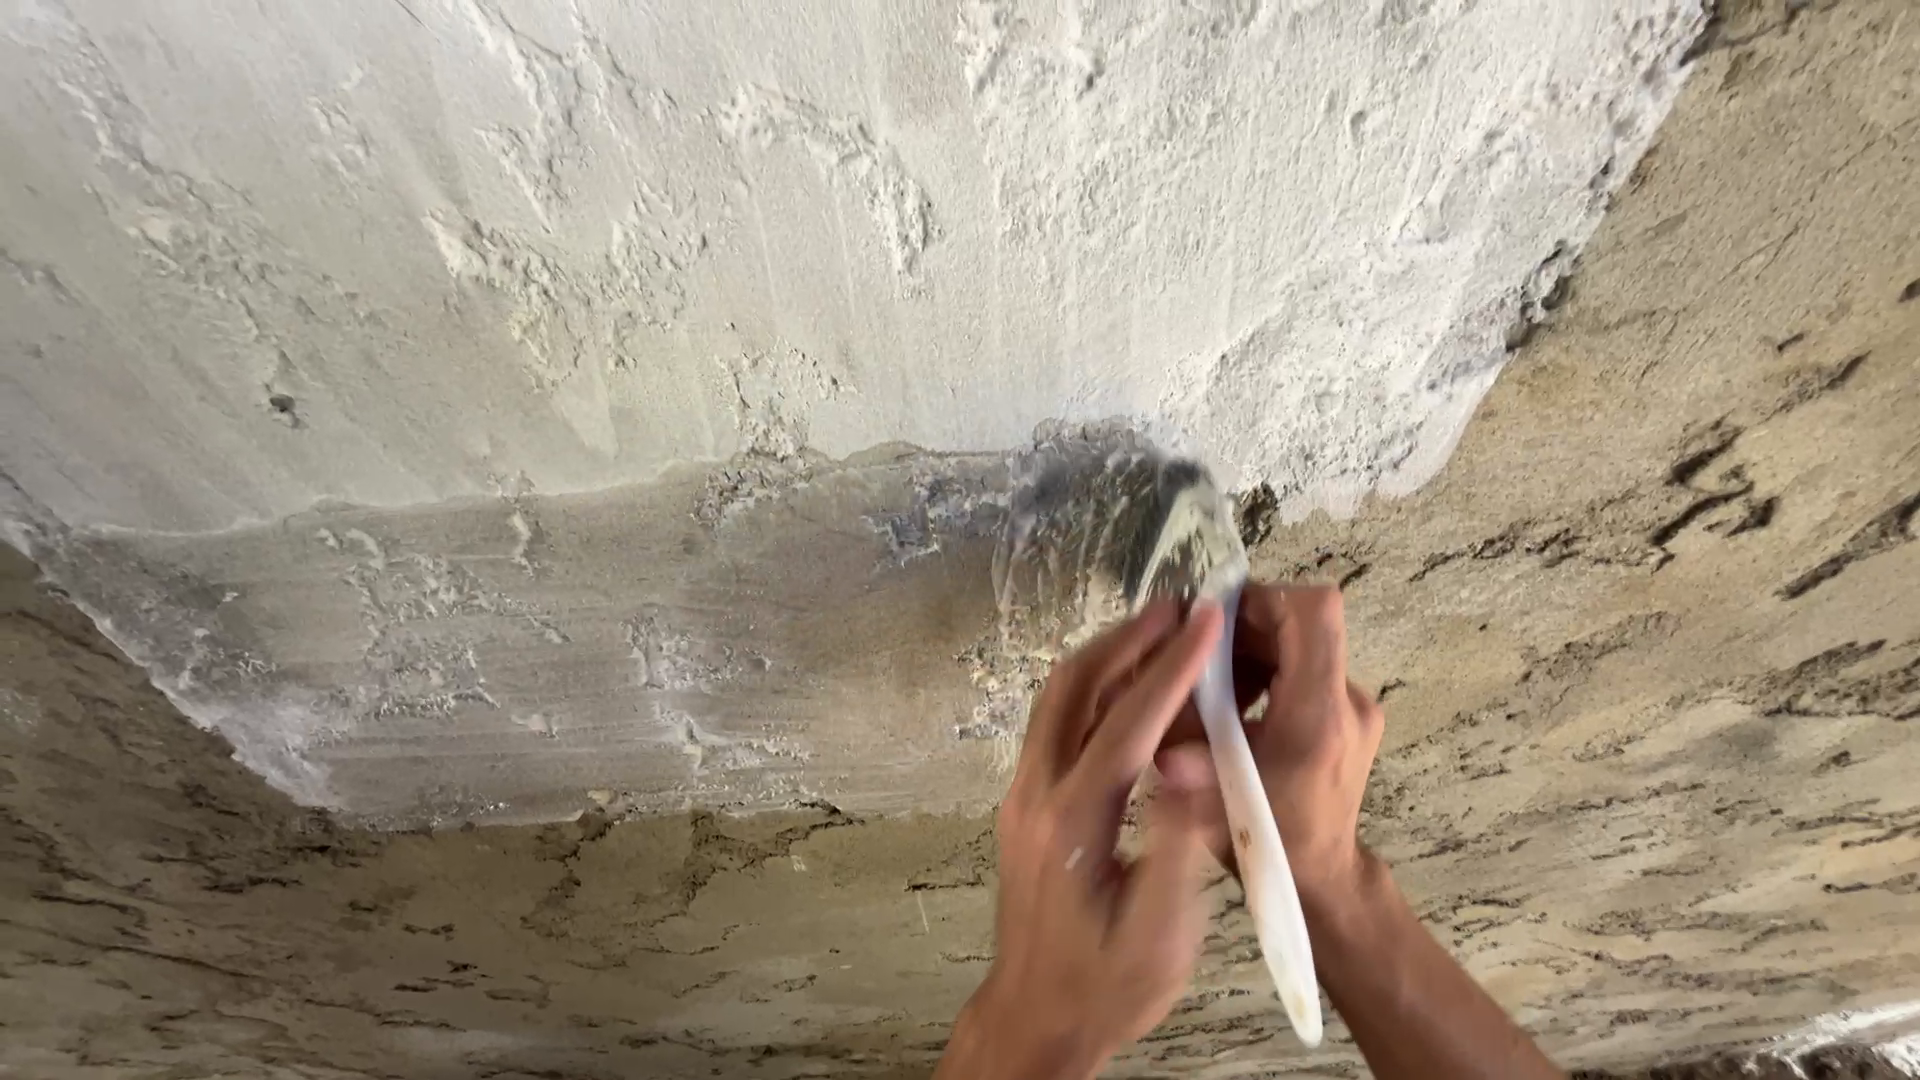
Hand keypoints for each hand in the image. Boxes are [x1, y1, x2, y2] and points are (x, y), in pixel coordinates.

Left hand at [937, 601, 1223, 1079]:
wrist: (1036, 1013)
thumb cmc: (1107, 985)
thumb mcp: (1158, 933)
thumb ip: (1175, 847)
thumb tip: (1194, 766)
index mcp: (1072, 817)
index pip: (1127, 722)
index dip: (1172, 667)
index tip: (1206, 621)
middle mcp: (1036, 789)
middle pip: (1074, 688)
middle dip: (1126, 640)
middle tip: (1175, 606)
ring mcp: (1023, 790)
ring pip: (1057, 698)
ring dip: (1105, 656)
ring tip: (1155, 628)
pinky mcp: (1025, 797)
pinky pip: (1055, 721)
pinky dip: (1092, 687)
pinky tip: (1126, 682)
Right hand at [1160, 584, 1383, 908]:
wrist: (1324, 883)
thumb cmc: (1271, 840)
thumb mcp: (1214, 794)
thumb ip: (1181, 746)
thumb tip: (1143, 712)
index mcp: (1320, 710)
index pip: (1313, 611)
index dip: (1260, 598)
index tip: (1212, 618)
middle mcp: (1347, 697)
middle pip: (1300, 621)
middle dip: (1241, 626)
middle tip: (1194, 650)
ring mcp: (1352, 705)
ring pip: (1298, 640)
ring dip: (1249, 647)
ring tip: (1208, 681)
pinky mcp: (1345, 714)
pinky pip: (1301, 666)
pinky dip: (1262, 669)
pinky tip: (1230, 702)